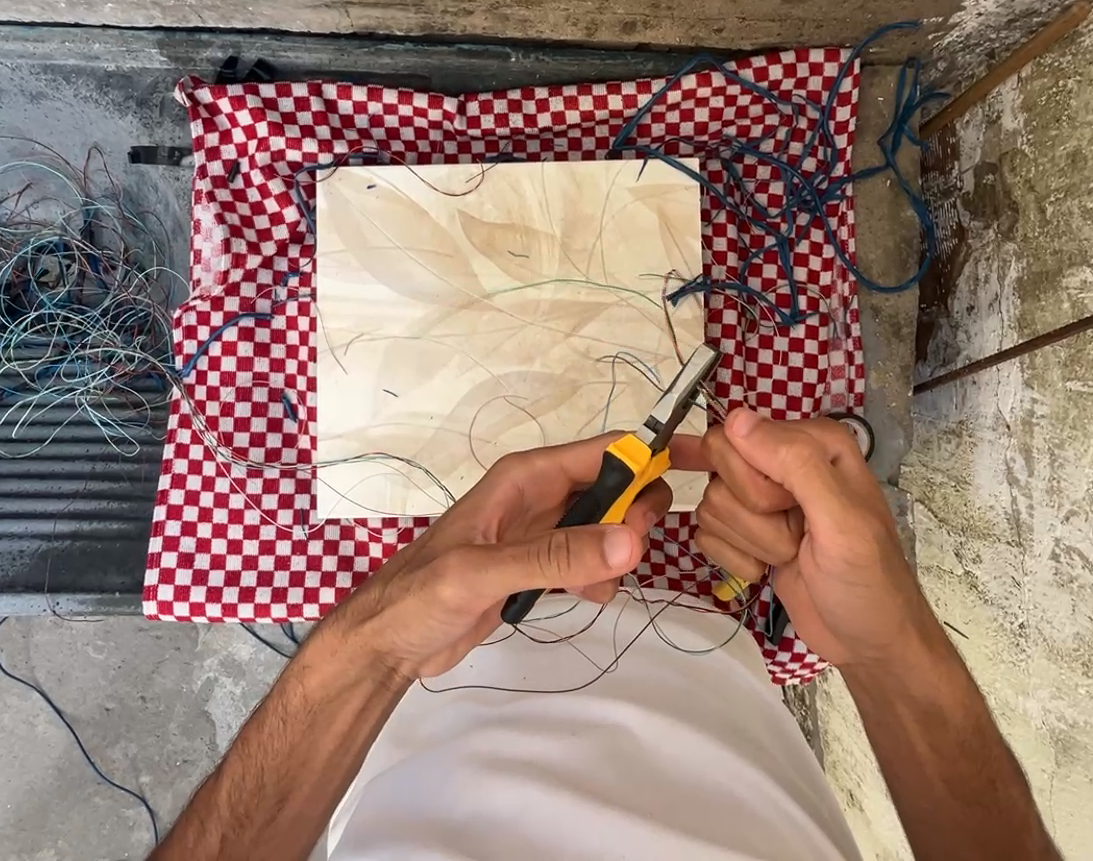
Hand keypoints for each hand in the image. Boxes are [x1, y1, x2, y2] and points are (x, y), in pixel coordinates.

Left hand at [323, 433, 687, 681]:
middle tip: (632, 550)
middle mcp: (539, 495)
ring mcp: (542, 530)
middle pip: (616, 486)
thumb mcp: (486, 571)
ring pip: (608, 524)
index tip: (701, 465)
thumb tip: (634, 540)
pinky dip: (602, 574)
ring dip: (618, 550)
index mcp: (526, 476)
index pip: (605, 451)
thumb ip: (557, 555)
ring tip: (598, 583)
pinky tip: (587, 595)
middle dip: (636, 514)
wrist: (391, 641)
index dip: (652, 453)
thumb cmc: (423, 592)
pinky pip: (592, 557)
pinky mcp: (541, 564)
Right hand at [693, 408, 936, 670]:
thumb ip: (794, 463)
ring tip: (790, 554)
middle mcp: (782, 461)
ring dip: (750, 541)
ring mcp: (760, 498)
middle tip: (793, 534)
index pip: (736, 436)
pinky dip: (735, 559)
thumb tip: (736, 419)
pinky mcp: (743, 531)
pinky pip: (705, 532)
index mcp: (812, 442)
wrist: (867, 643)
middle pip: (718, 468)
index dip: (752, 479)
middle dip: (751, 513)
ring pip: (711, 503)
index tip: (787, 506)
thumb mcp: (841, 520)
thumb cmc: (867, 581)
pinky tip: (768, 568)